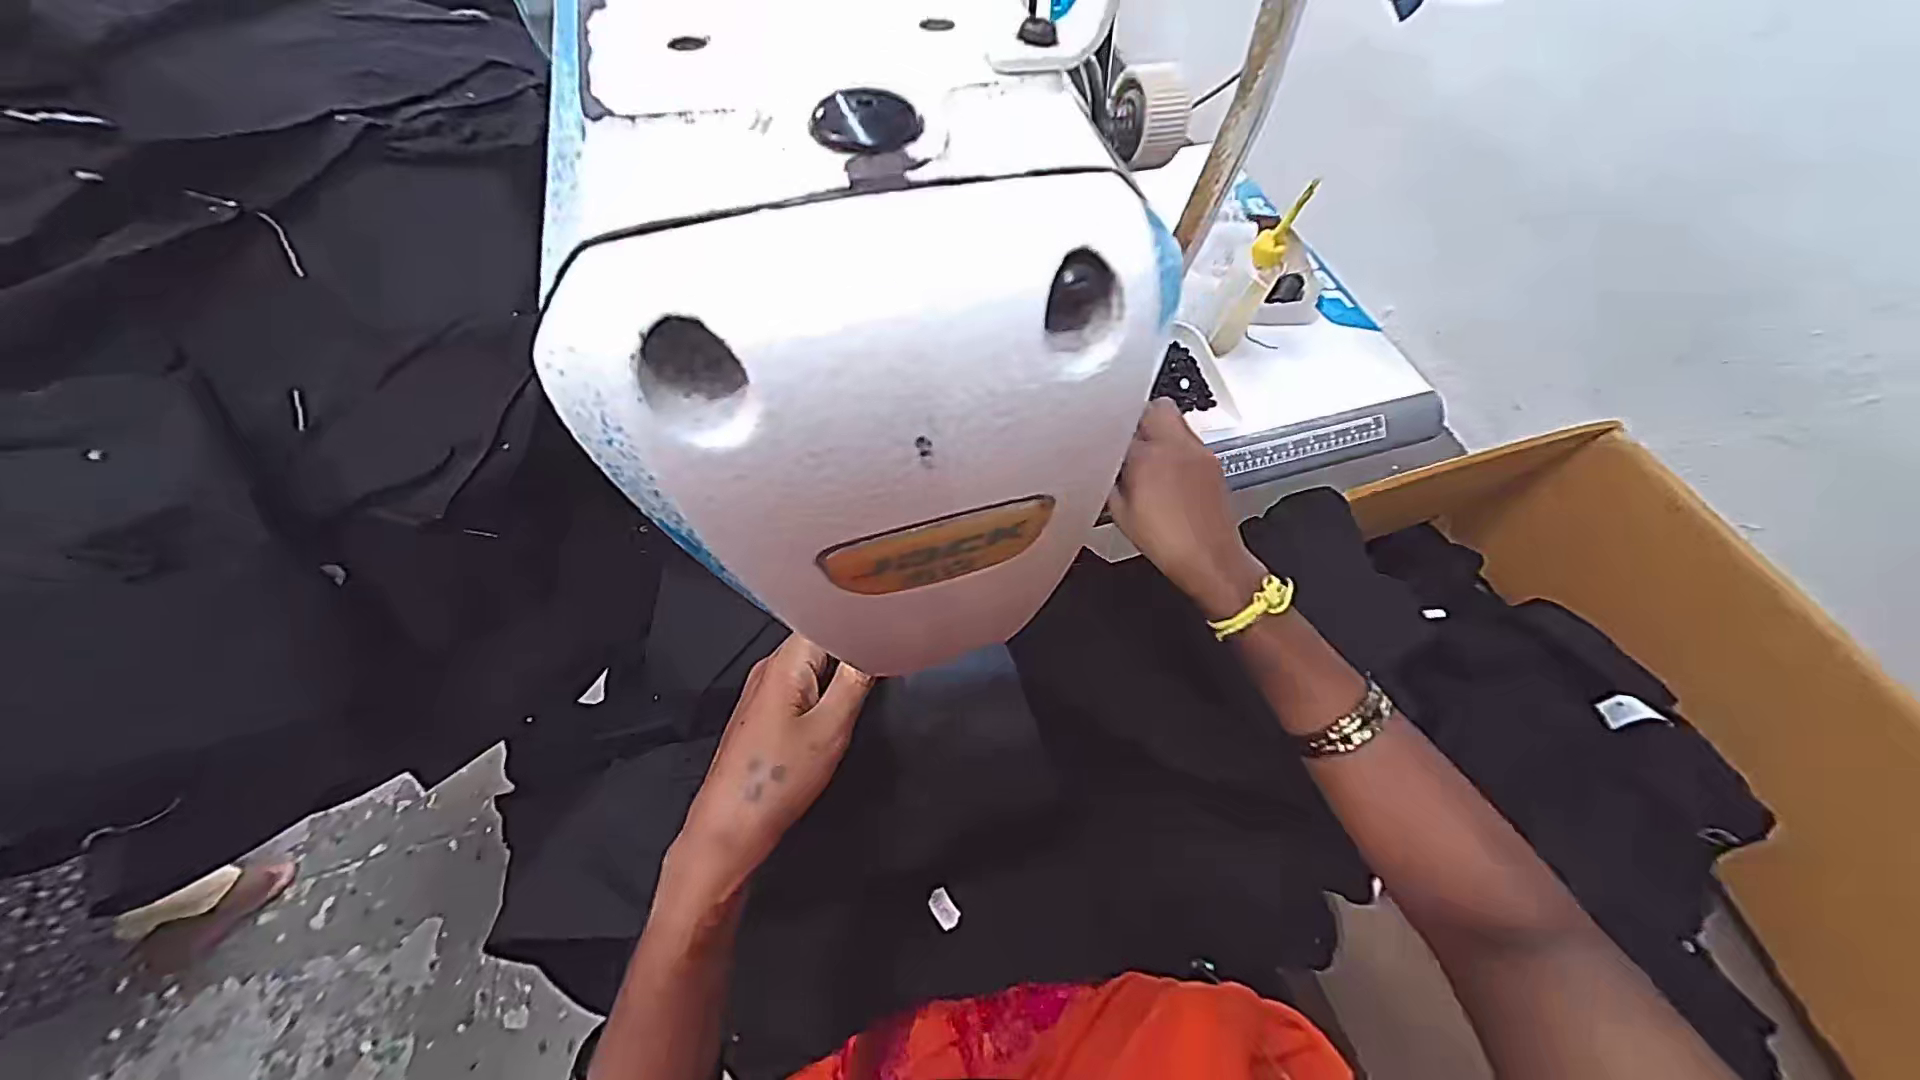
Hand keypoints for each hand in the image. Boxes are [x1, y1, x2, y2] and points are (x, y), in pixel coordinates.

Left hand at [664, 633, 874, 908]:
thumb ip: (856, 681)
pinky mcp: (764, 711)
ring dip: (839, 671)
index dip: (860, 623)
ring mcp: (763, 690)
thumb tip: (875, 645)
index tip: (888, 632)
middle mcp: (768, 669)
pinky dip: (824, 689)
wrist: (729, 827)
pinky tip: (837, 708)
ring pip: (812, 664)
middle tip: (884, 662)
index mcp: (783, 664)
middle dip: (853, 647)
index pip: (828, 619)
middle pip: (821, 640)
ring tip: (865, 685)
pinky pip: (802, 684)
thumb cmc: (774, 781)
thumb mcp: (831, 729)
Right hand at [1108, 398, 1268, 618]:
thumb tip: (1105, 470)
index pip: (1120, 429)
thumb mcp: (1121, 515)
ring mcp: (1198, 452)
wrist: (1210, 558)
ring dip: (1157, 432)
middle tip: (1125, 439)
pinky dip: (1174, 449)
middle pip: (1153, 408)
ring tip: (1146, 459)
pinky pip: (1188, 441)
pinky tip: (1166, 474)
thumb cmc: (1169, 544)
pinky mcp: (1212, 462)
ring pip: (1174, 420)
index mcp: (1146, 458)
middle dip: (1137, 419)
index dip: (1108, 437)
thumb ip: (1110, 484)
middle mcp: (1175, 446)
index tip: (1103, 445)